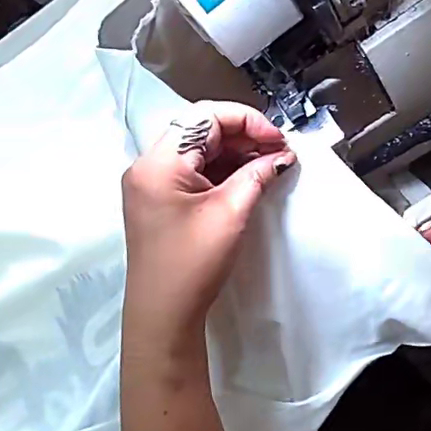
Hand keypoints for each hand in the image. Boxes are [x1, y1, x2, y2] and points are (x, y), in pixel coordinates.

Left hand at [122, 102, 294, 347]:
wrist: (163, 314)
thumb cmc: (192, 265)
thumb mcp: (230, 213)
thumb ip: (257, 175)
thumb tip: (281, 155)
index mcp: (158, 163)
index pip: (205, 116)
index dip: (246, 120)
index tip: (277, 139)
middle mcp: (148, 166)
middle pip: (200, 129)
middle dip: (243, 135)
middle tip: (279, 151)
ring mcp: (152, 183)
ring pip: (198, 149)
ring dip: (235, 152)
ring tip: (270, 164)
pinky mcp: (159, 200)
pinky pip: (193, 170)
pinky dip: (222, 170)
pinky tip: (250, 177)